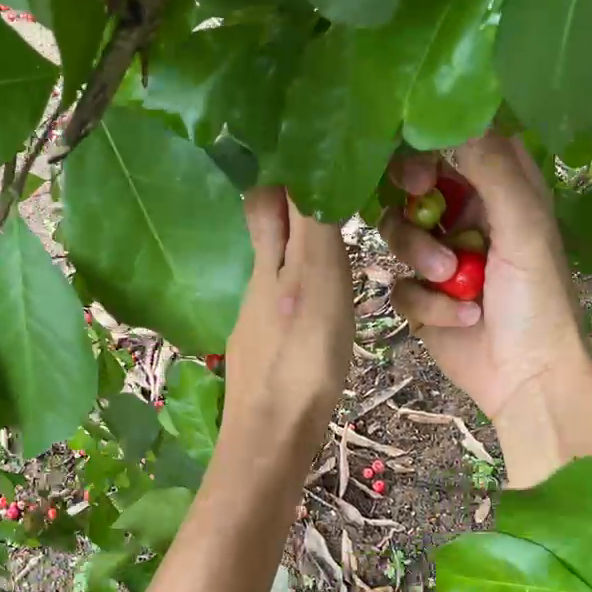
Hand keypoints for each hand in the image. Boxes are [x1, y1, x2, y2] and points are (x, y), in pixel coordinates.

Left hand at [219, 185, 353, 462]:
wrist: (272, 437)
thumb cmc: (302, 355)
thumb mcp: (315, 275)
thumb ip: (309, 224)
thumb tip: (302, 164)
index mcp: (267, 262)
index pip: (266, 199)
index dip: (286, 174)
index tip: (319, 155)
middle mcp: (253, 288)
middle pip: (266, 235)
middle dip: (291, 212)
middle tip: (334, 199)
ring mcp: (254, 327)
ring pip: (274, 275)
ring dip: (299, 258)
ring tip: (338, 254)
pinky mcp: (262, 360)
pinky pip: (280, 313)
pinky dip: (299, 299)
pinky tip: (319, 314)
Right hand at [377, 132, 586, 417]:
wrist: (525, 375)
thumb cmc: (537, 299)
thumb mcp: (524, 226)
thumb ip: (491, 170)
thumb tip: (454, 118)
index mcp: (501, 189)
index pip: (456, 144)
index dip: (431, 143)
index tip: (422, 158)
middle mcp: (467, 217)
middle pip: (413, 185)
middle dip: (411, 199)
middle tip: (418, 204)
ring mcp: (440, 258)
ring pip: (398, 234)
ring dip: (422, 256)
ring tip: (453, 280)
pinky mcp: (420, 298)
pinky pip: (400, 284)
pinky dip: (427, 302)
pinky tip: (460, 317)